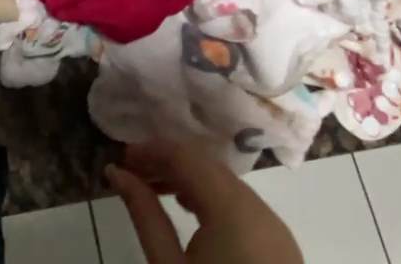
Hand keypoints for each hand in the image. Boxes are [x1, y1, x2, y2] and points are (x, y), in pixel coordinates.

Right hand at [106, 140, 302, 263]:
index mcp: (233, 210)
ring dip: (190, 180)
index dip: (152, 150)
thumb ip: (143, 213)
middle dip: (169, 163)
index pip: (187, 156)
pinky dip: (213, 200)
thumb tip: (117, 172)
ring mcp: (278, 231)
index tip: (122, 158)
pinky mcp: (284, 250)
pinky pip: (243, 207)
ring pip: (227, 185)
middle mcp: (261, 211)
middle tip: (133, 173)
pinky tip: (190, 213)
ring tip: (155, 191)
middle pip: (209, 166)